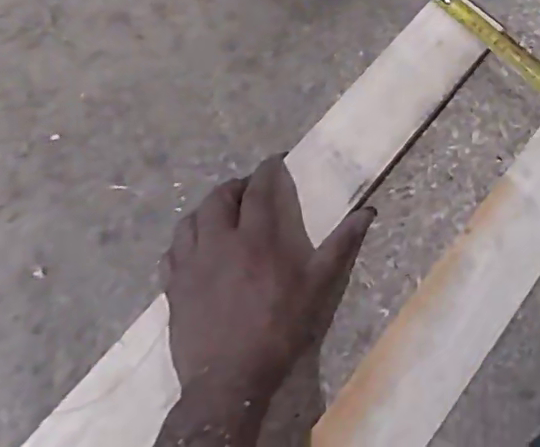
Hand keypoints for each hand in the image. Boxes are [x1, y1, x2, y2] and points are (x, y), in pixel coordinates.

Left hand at [163, 155, 374, 401]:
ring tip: (223, 212)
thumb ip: (342, 243)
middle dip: (236, 185)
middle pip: (219, 199)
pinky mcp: (173, 290)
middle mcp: (220, 243)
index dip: (268, 169)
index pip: (260, 189)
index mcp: (258, 237)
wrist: (229, 378)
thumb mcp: (319, 283)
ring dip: (207, 209)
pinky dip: (184, 239)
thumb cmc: (280, 325)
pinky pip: (171, 253)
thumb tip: (368, 212)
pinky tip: (197, 246)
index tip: (276, 161)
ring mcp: (191, 267)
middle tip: (251, 187)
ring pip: (190, 222)